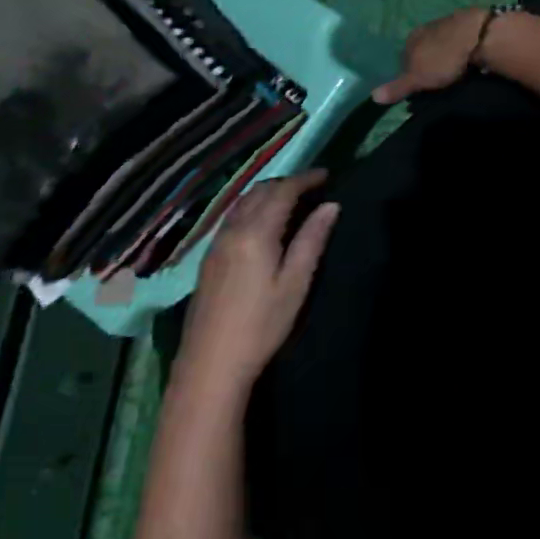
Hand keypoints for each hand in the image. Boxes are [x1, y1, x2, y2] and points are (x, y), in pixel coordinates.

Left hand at [177, 169, 339, 394]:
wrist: (210, 364)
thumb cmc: (261, 325)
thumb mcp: (295, 284)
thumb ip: (312, 240)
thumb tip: (331, 205)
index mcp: (256, 232)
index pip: (282, 191)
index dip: (305, 179)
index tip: (327, 175)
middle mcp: (232, 229)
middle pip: (260, 191)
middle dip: (287, 182)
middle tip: (312, 186)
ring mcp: (216, 242)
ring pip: (243, 202)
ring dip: (268, 192)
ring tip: (291, 199)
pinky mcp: (208, 257)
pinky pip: (233, 216)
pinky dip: (252, 206)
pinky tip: (263, 221)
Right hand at [372, 7, 488, 104]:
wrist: (478, 35)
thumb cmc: (443, 58)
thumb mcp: (418, 78)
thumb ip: (398, 87)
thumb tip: (373, 97)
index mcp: (411, 38)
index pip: (404, 59)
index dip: (410, 74)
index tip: (420, 88)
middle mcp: (426, 28)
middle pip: (422, 51)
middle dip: (428, 65)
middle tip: (438, 83)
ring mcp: (447, 24)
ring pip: (440, 45)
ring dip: (445, 57)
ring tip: (454, 74)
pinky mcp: (468, 24)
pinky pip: (458, 42)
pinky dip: (460, 51)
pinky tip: (467, 61)